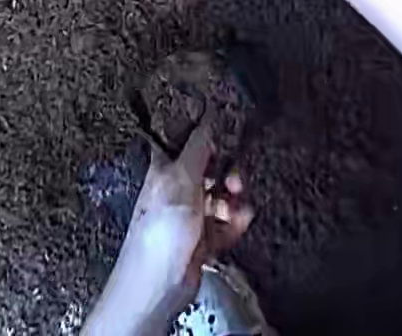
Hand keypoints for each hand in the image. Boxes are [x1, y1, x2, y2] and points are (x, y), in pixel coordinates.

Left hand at [85, 122, 253, 335]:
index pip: (191, 144)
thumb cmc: (160, 229)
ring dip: (234, 199)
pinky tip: (242, 219)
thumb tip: (208, 117)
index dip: (210, 140)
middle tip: (236, 180)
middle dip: (228, 173)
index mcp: (167, 168)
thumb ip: (198, 147)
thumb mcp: (181, 177)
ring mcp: (191, 214)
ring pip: (221, 196)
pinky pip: (225, 222)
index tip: (227, 140)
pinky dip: (235, 221)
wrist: (159, 285)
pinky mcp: (202, 238)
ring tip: (239, 206)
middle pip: (211, 170)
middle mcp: (178, 188)